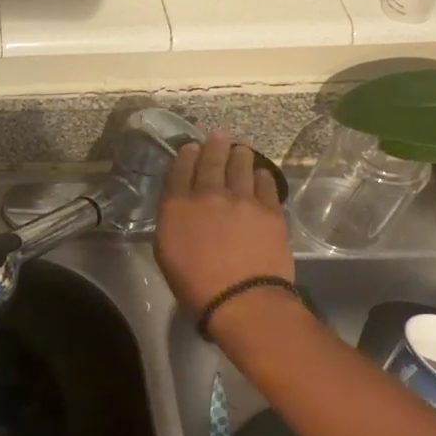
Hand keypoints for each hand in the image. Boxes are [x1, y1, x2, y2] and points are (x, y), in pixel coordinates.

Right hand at [154, 134, 296, 325]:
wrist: (242, 300)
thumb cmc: (195, 284)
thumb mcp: (166, 252)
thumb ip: (171, 223)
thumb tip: (180, 211)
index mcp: (177, 206)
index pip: (179, 171)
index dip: (185, 156)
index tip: (191, 148)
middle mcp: (208, 195)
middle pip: (211, 162)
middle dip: (213, 146)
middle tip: (218, 135)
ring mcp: (242, 200)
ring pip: (240, 167)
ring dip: (239, 155)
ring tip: (240, 149)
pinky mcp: (270, 211)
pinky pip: (266, 185)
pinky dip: (262, 176)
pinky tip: (261, 173)